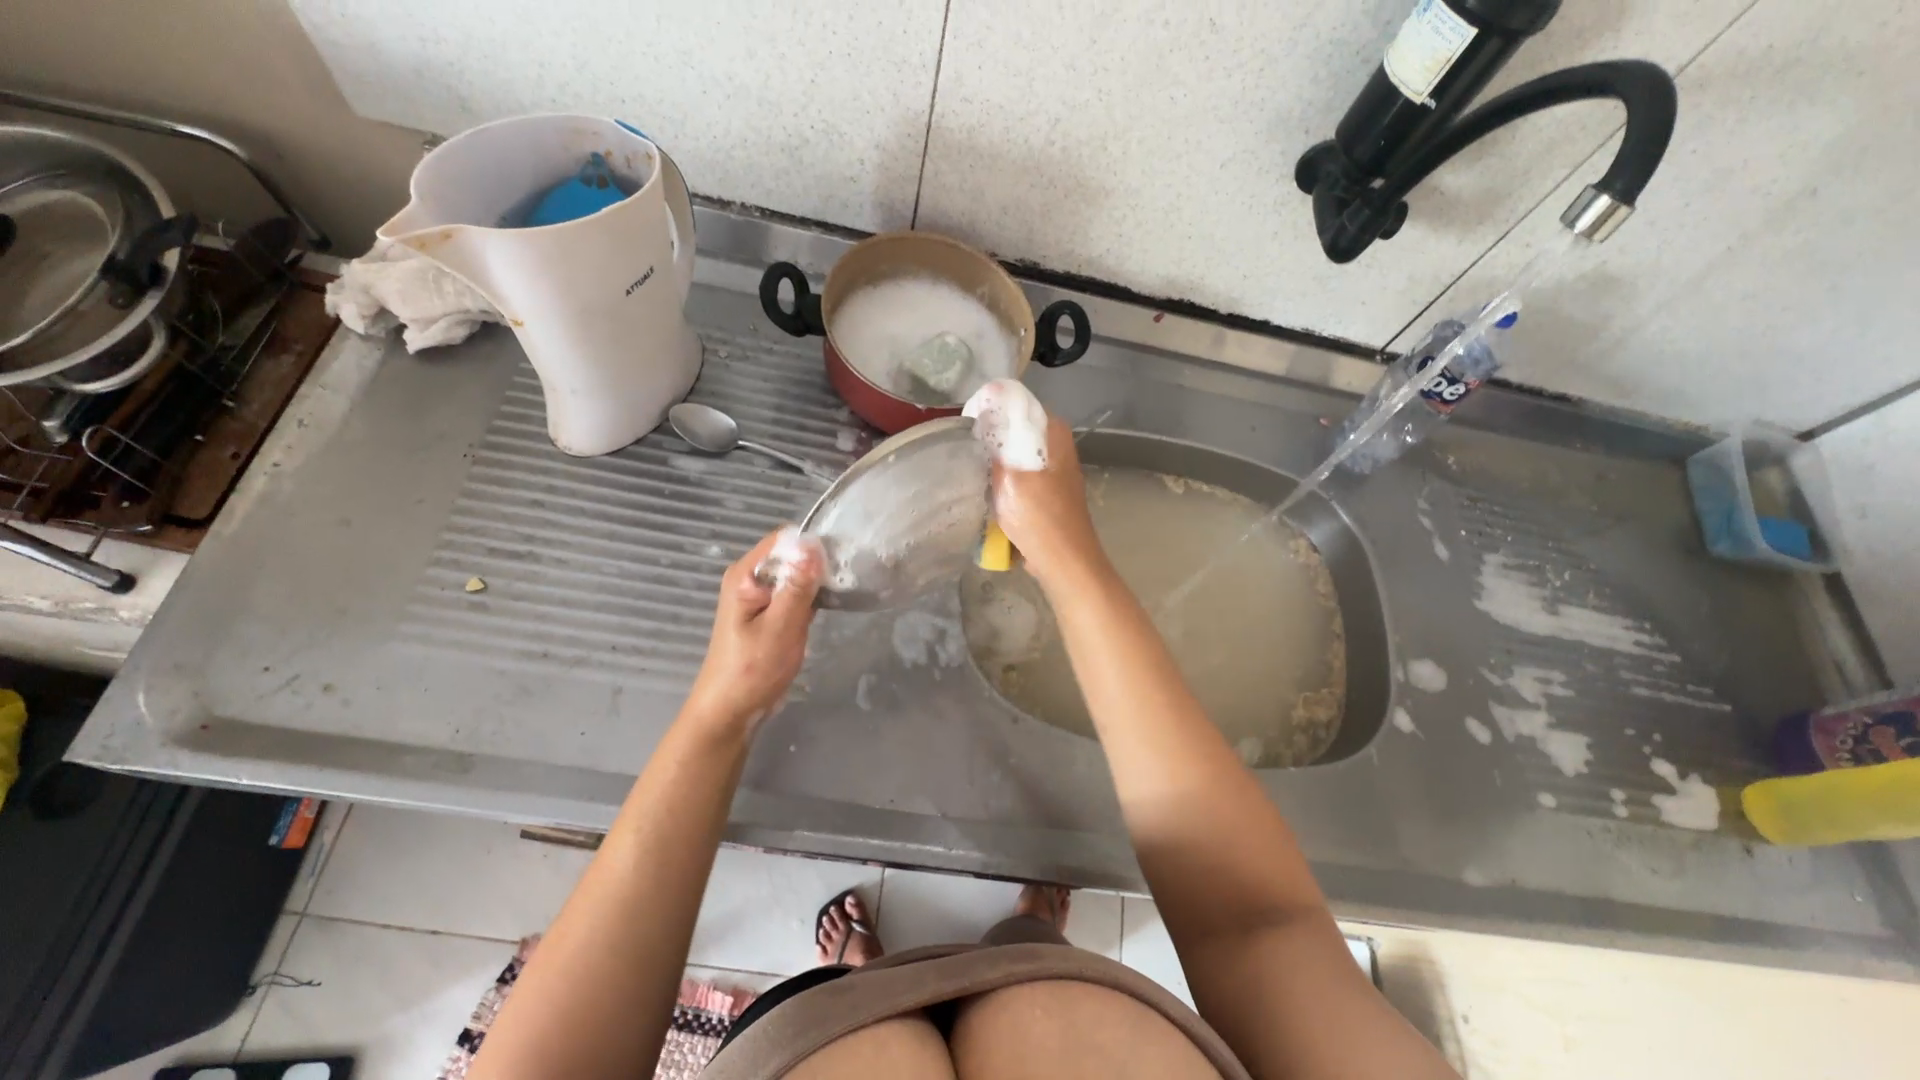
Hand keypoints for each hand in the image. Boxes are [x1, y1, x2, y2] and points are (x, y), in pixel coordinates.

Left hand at [682, 527, 823, 731]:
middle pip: (790, 555)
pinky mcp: (769, 614)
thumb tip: (814, 546)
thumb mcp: (780, 627)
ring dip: (816, 583)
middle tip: (847, 578)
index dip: (812, 544)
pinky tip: (826, 609)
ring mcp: (759, 597)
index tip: (840, 558)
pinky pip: (794, 594)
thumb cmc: (752, 670)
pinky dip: (810, 599)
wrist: (731, 710)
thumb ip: (798, 586)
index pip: (783, 539)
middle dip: (817, 564)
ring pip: (795, 575)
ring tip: (842, 592)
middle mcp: (750, 579)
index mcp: (745, 575)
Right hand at [989, 415, 1106, 589]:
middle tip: (967, 439)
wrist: (1065, 563)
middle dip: (996, 434)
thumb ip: (997, 450)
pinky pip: (1022, 479)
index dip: (999, 406)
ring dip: (999, 460)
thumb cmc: (1040, 518)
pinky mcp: (1049, 497)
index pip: (1025, 406)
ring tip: (972, 462)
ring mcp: (1056, 476)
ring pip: (1021, 457)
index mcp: (1056, 438)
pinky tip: (987, 490)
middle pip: (1022, 431)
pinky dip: (1006, 481)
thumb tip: (985, 423)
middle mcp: (1059, 451)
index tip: (972, 414)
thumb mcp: (1011, 479)